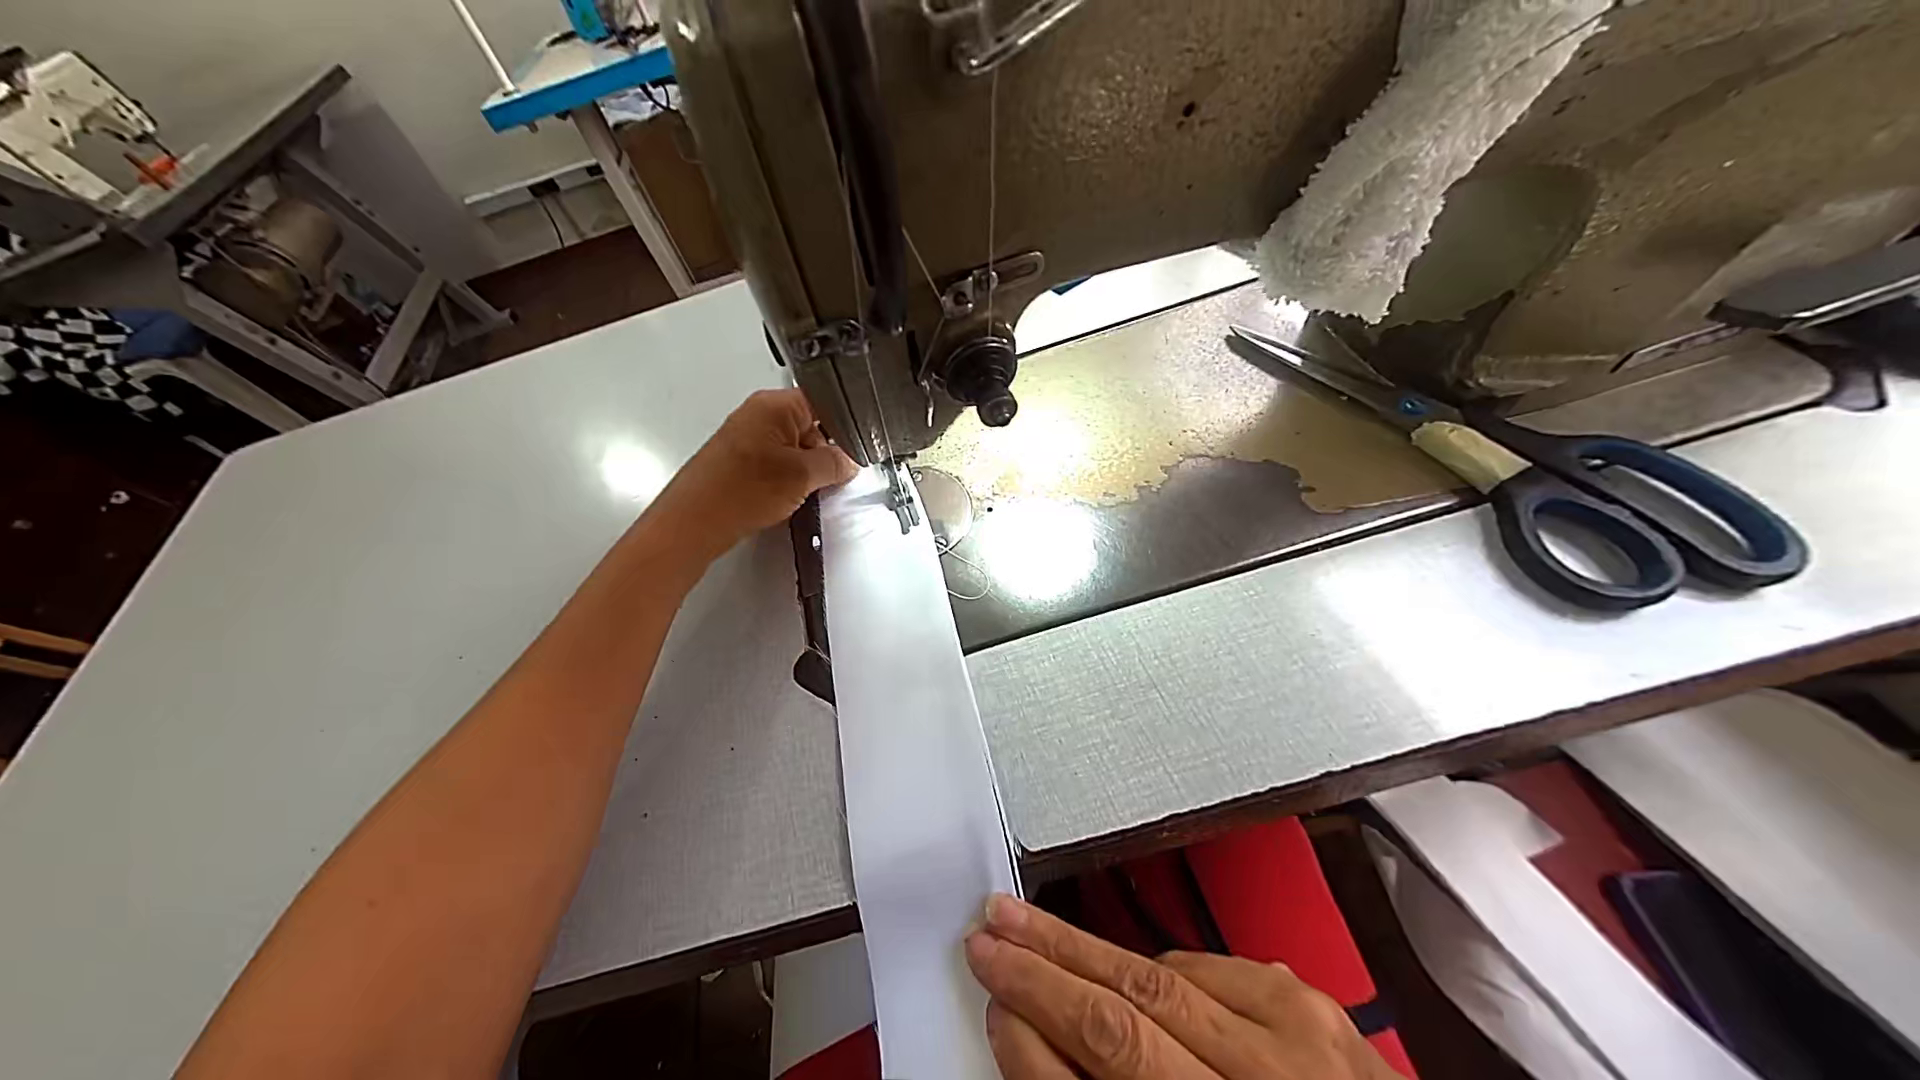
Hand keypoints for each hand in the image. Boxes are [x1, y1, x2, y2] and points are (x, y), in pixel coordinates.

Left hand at [647, 388, 857, 554]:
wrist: (694, 522)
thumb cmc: (734, 491)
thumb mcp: (803, 476)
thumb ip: (835, 463)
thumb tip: (848, 461)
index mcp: (773, 404)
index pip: (824, 402)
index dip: (843, 426)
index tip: (852, 450)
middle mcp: (758, 415)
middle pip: (810, 426)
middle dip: (823, 453)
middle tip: (826, 477)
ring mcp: (748, 437)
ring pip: (794, 449)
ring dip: (804, 470)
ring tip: (797, 492)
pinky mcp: (741, 461)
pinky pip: (777, 464)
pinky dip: (786, 481)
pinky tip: (782, 498)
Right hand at [966, 894, 1399, 1079]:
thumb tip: (1035, 1034)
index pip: (1110, 1053)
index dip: (1038, 1016)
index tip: (992, 990)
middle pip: (1129, 1002)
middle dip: (1046, 961)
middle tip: (992, 930)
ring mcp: (1297, 1035)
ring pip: (1160, 969)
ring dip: (1083, 944)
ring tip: (1030, 922)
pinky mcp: (1310, 1003)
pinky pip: (1205, 966)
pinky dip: (1154, 967)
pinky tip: (1116, 962)